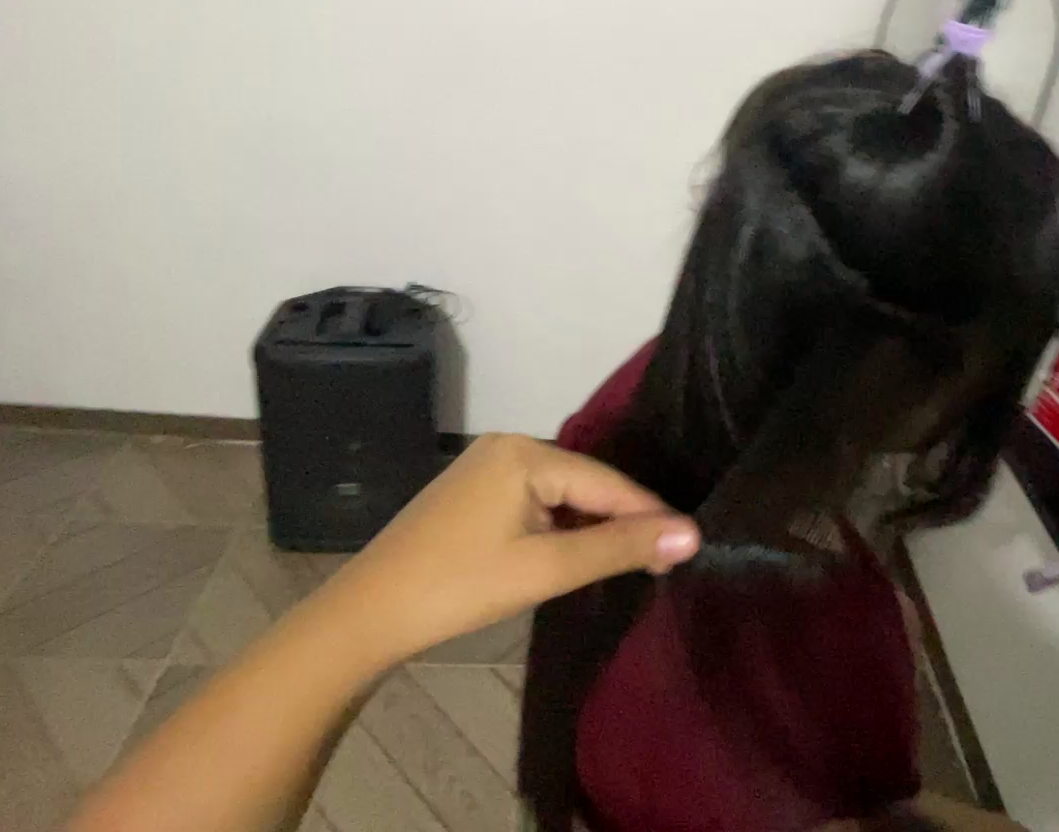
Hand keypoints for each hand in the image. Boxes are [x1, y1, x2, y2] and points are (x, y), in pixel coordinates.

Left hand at [312, 433, 700, 666]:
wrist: (366, 614)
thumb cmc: (459, 587)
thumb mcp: (547, 568)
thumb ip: (620, 548)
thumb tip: (691, 534)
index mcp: (526, 452)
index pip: (608, 483)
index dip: (650, 516)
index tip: (687, 547)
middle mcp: (508, 444)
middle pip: (587, 483)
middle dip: (623, 521)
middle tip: (662, 561)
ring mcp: (488, 464)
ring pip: (563, 493)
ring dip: (594, 525)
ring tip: (630, 559)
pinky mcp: (475, 488)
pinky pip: (537, 499)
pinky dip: (562, 525)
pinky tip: (578, 549)